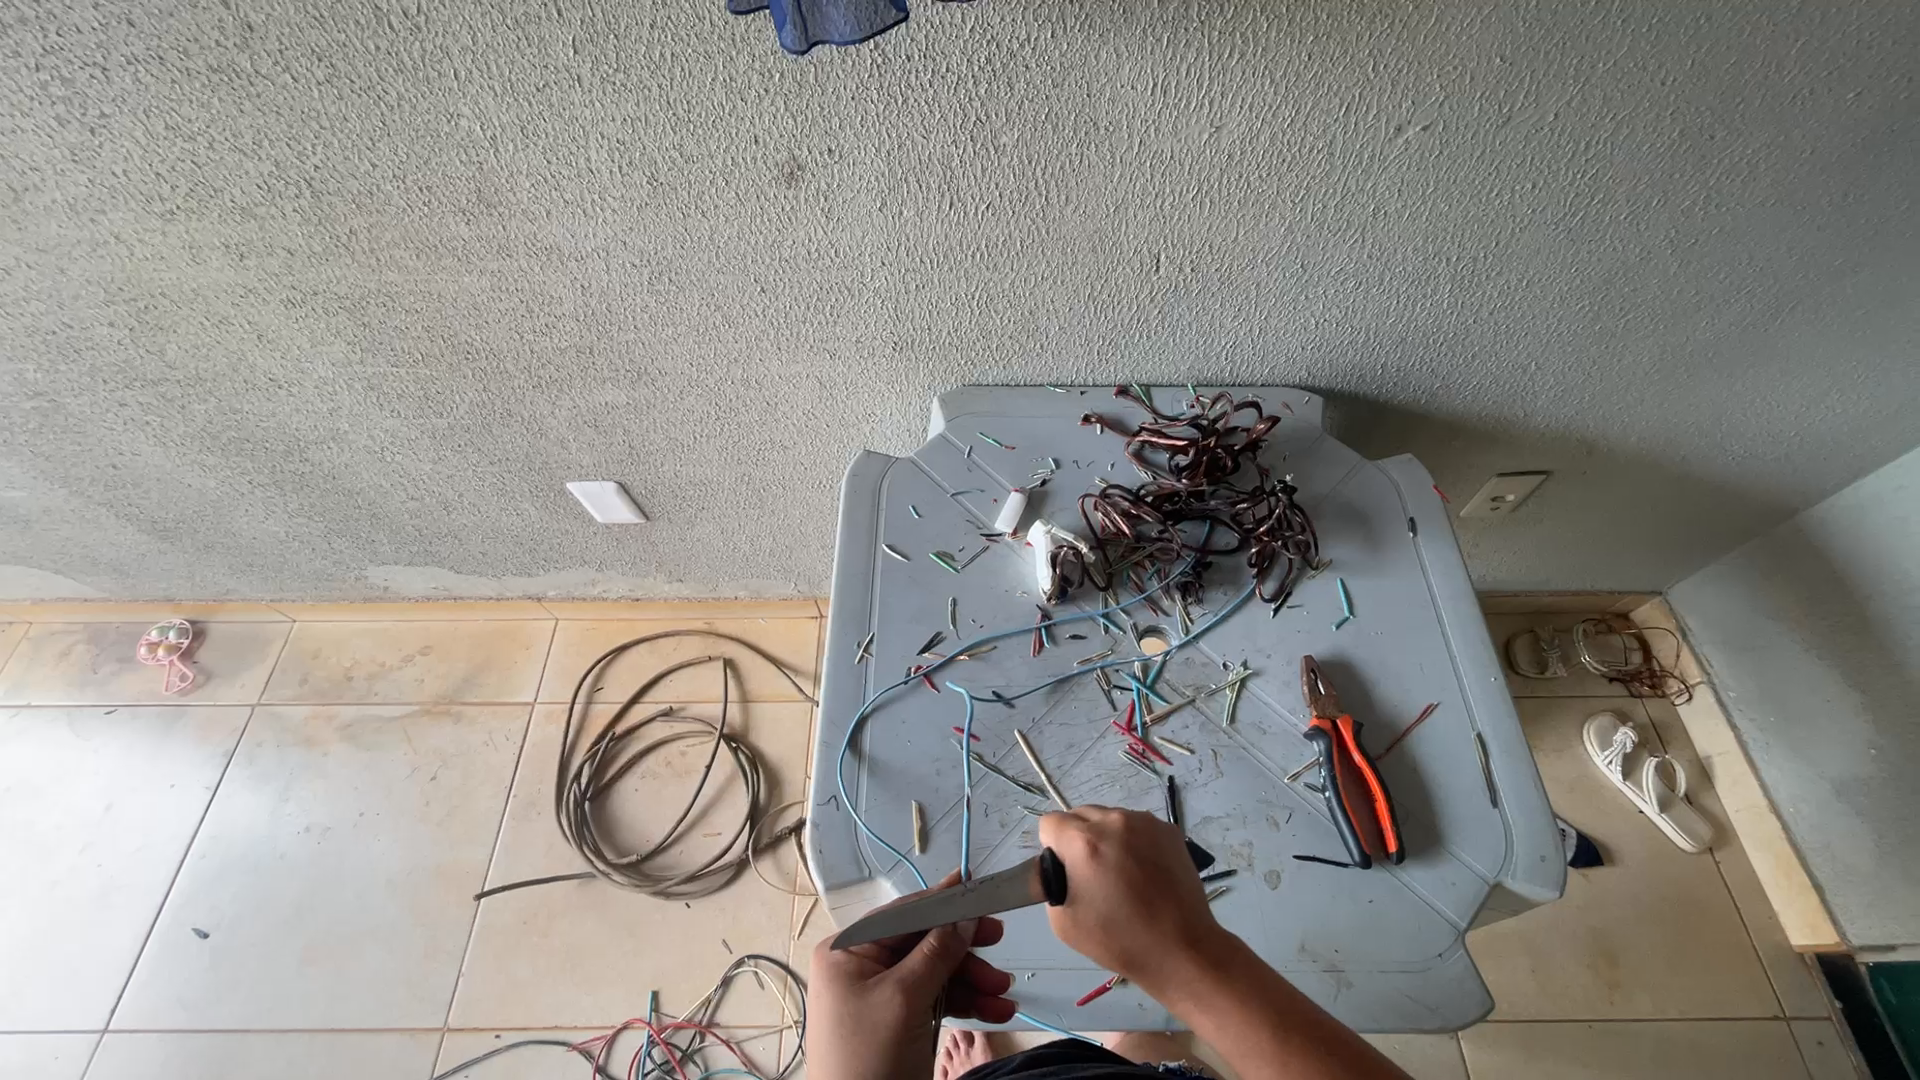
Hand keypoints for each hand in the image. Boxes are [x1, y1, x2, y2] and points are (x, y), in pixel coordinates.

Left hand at [806, 871, 1017, 1079]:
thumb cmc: (868, 1059)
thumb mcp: (904, 1000)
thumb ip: (936, 953)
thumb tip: (963, 916)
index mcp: (848, 950)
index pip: (904, 913)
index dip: (943, 901)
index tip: (978, 888)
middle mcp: (861, 965)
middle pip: (923, 941)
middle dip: (963, 949)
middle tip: (999, 940)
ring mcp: (880, 995)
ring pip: (935, 971)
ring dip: (972, 980)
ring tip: (1003, 993)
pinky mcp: (897, 1021)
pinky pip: (935, 998)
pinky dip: (965, 1002)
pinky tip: (995, 1011)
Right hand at [1038, 806, 1228, 990]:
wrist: (1182, 949)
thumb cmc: (1119, 940)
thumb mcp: (1063, 922)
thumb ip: (1050, 882)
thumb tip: (1056, 864)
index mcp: (1084, 841)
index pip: (1050, 823)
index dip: (1052, 848)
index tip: (1068, 873)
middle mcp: (1113, 821)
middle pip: (1079, 815)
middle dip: (1078, 839)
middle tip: (1093, 875)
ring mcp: (1144, 822)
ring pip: (1109, 818)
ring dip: (1106, 837)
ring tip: (1123, 874)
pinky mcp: (1168, 829)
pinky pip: (1136, 825)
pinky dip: (1132, 841)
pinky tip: (1145, 871)